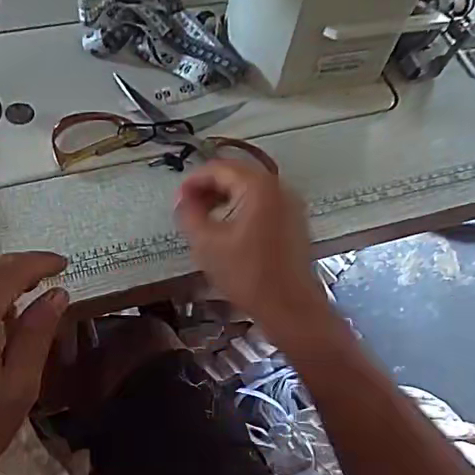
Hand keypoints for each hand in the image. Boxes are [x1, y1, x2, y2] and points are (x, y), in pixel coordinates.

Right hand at [175, 159, 334, 337]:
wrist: (289, 307)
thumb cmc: (249, 275)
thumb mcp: (207, 243)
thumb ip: (188, 214)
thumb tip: (183, 201)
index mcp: (259, 187)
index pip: (219, 168)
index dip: (193, 181)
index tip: (178, 198)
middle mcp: (280, 189)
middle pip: (238, 175)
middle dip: (210, 189)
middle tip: (189, 207)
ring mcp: (292, 207)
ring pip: (252, 191)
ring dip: (226, 200)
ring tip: (205, 221)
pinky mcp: (295, 225)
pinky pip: (265, 207)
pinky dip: (244, 211)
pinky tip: (230, 233)